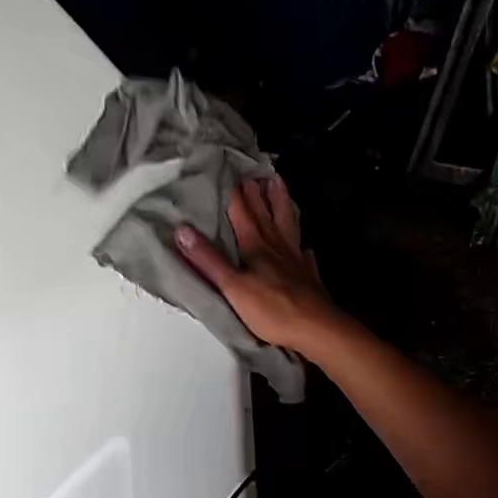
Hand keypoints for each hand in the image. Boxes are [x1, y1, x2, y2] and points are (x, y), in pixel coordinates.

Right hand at [174, 177, 355, 358]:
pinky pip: (306, 258)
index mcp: (256, 246)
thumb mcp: (233, 287)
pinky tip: (306, 248)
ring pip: (287, 226)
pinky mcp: (309, 279)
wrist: (315, 328)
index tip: (228, 169)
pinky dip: (303, 250)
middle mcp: (277, 247)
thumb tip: (182, 229)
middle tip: (254, 170)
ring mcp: (296, 261)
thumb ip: (209, 260)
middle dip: (257, 192)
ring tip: (279, 186)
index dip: (234, 191)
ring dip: (282, 205)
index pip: (242, 212)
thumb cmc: (272, 309)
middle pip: (265, 213)